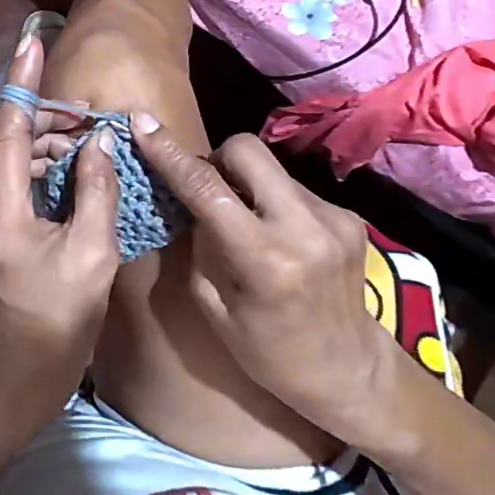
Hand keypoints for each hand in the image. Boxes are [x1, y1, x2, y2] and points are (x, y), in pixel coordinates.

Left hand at [0, 33, 121, 431]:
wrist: (18, 366)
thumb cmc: (61, 318)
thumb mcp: (93, 254)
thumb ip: (96, 190)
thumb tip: (99, 141)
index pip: (6, 129)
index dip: (21, 83)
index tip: (32, 42)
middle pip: (1, 136)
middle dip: (42, 114)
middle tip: (85, 114)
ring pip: (1, 153)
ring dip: (39, 138)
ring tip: (82, 140)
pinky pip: (2, 174)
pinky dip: (32, 160)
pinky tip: (64, 166)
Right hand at [130, 115, 402, 443]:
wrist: (351, 371)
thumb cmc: (269, 353)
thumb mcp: (215, 308)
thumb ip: (200, 244)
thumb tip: (189, 198)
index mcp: (264, 260)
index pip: (207, 188)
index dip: (170, 153)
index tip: (143, 123)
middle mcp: (304, 228)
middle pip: (247, 149)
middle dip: (217, 157)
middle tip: (208, 189)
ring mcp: (334, 218)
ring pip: (271, 167)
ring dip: (246, 183)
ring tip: (245, 223)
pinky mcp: (349, 217)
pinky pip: (292, 187)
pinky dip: (272, 200)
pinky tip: (277, 235)